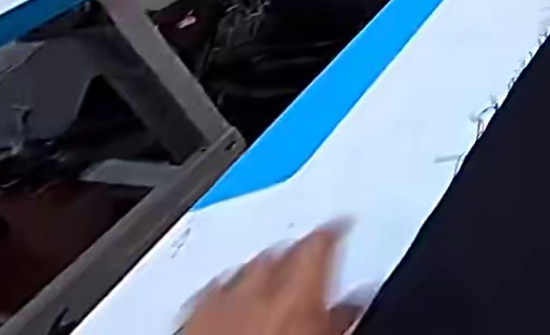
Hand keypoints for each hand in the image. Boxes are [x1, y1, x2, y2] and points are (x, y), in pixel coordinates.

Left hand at [180, 225, 360, 334]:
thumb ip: (341, 316)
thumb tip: (354, 302)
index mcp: (297, 293)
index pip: (320, 241)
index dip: (333, 232)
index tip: (339, 230)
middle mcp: (252, 297)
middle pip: (273, 255)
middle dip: (287, 254)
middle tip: (301, 259)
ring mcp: (208, 319)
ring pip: (229, 279)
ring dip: (246, 276)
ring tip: (256, 283)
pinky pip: (195, 309)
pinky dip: (210, 305)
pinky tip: (216, 316)